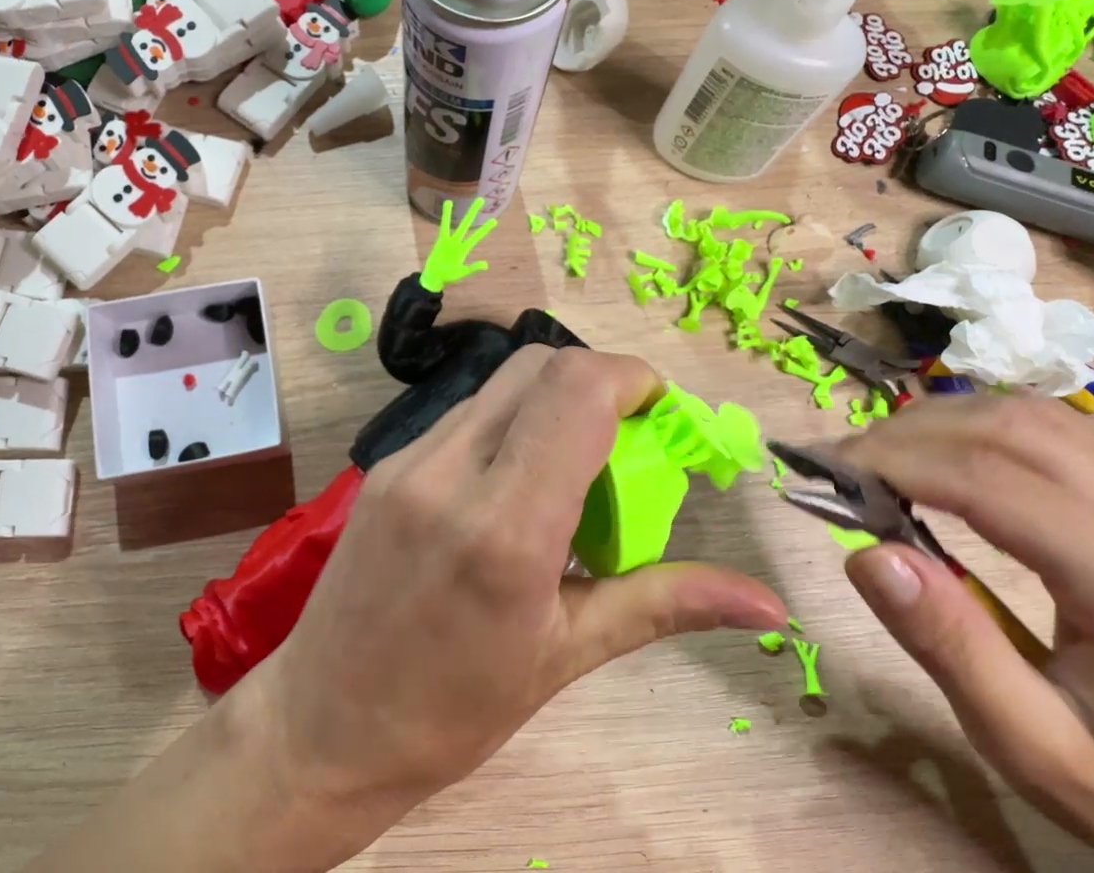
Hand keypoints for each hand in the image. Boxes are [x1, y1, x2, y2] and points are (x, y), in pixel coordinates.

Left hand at [247, 347, 785, 862]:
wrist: (325, 726)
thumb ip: (665, 603)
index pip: (575, 392)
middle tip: (630, 440)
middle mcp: (448, 474)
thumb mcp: (565, 655)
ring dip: (551, 402)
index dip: (632, 380)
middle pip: (538, 367)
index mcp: (504, 527)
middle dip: (599, 383)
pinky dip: (509, 424)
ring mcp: (406, 464)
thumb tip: (768, 605)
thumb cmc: (452, 710)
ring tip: (576, 467)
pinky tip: (519, 482)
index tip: (663, 415)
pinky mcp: (385, 468)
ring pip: (498, 385)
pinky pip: (463, 415)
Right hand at [418, 199, 494, 291]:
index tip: (494, 221)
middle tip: (481, 199)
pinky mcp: (440, 241)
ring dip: (450, 213)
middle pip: (467, 224)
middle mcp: (458, 242)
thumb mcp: (462, 273)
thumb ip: (473, 268)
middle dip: (473, 212)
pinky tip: (445, 207)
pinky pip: (442, 228)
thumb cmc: (448, 276)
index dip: (485, 229)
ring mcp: (448, 241)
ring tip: (450, 201)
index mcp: (464, 249)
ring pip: (450, 223)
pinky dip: (445, 217)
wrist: (435, 277)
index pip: (477, 237)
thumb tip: (486, 265)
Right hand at [836, 396, 1093, 872]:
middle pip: (1017, 432)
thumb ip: (947, 644)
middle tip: (835, 466)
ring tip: (871, 461)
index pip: (999, 486)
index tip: (825, 471)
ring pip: (1034, 418)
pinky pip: (1052, 437)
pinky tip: (931, 459)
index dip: (900, 463)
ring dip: (940, 424)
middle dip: (909, 435)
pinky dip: (976, 432)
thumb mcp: (1022, 743)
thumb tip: (865, 554)